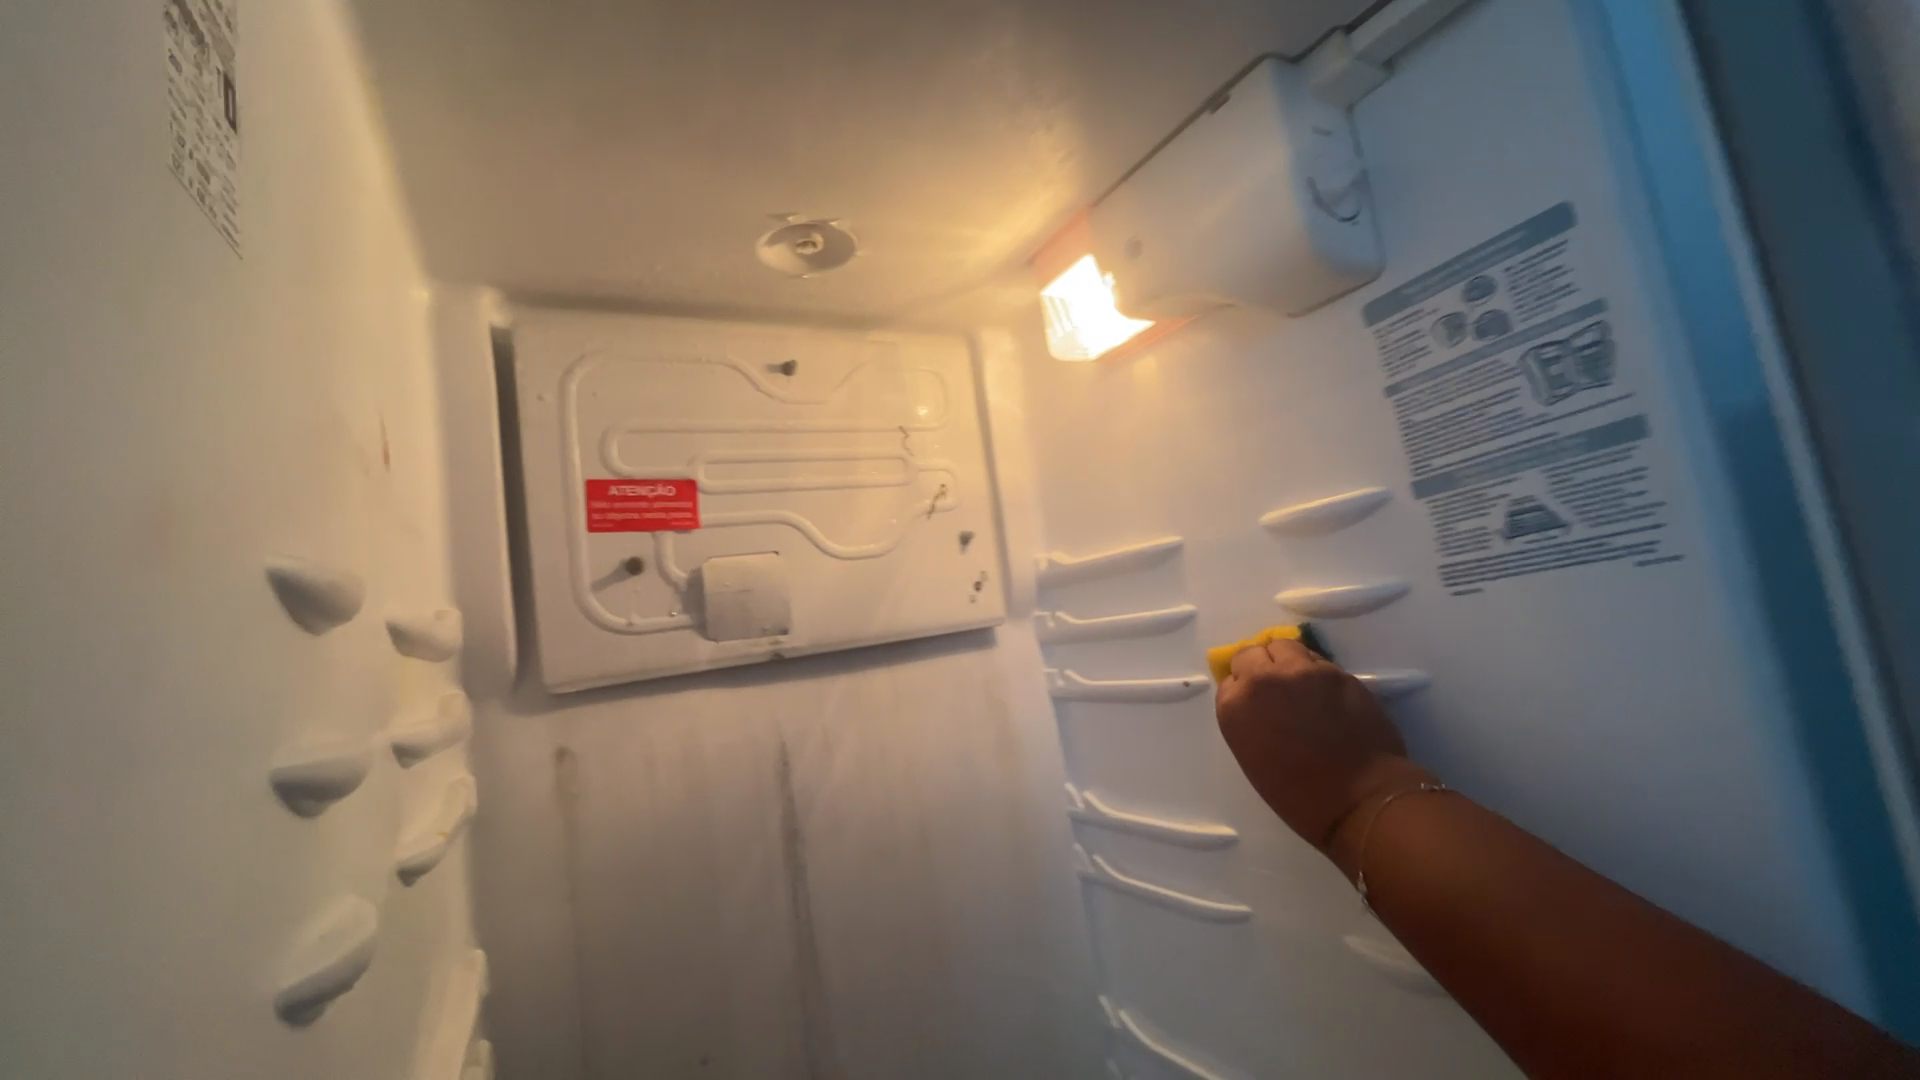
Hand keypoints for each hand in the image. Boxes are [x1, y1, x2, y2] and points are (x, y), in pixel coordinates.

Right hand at [1214, 639, 1426, 851]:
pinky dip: (1314, 671)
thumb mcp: (1251, 755)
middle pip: (1251, 654)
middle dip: (1258, 667)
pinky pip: (1317, 661)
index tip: (1254, 704)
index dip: (1242, 691)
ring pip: (1285, 646)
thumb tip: (1260, 703)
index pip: (1228, 680)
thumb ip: (1248, 718)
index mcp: (1236, 705)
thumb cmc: (1298, 793)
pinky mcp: (1338, 673)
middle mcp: (1264, 679)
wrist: (1360, 798)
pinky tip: (1325, 694)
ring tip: (1298, 683)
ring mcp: (1304, 672)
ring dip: (1285, 660)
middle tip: (1272, 689)